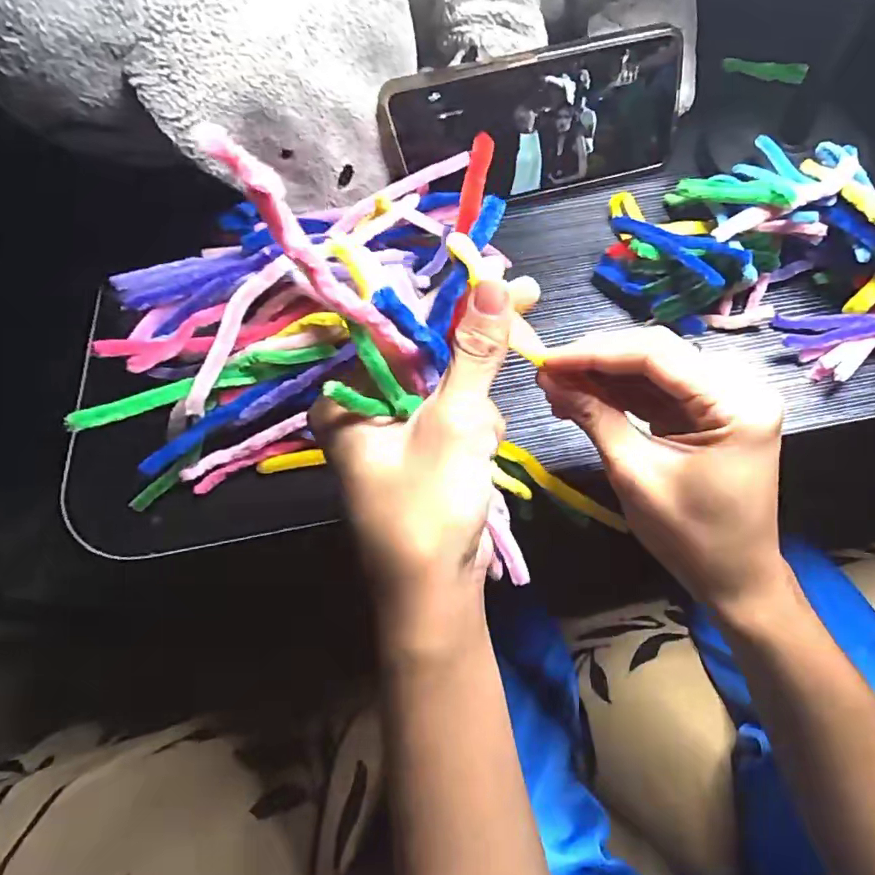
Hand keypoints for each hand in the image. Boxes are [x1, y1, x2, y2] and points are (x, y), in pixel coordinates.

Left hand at [312, 279, 512, 654]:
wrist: (437, 596)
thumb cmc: (430, 507)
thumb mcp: (455, 422)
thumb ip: (474, 352)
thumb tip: (493, 282)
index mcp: (348, 397)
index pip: (402, 327)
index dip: (452, 301)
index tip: (500, 278)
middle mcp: (365, 410)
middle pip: (430, 356)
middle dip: (473, 365)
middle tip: (526, 309)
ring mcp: (396, 434)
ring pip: (451, 389)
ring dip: (477, 409)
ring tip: (482, 444)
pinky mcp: (424, 454)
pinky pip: (456, 420)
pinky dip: (476, 431)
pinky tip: (482, 456)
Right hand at [537, 327, 790, 613]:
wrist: (734, 578)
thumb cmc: (691, 538)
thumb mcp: (637, 476)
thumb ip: (595, 418)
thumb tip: (550, 380)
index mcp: (738, 404)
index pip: (659, 357)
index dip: (597, 353)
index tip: (547, 360)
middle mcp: (741, 388)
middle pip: (659, 355)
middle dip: (600, 361)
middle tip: (549, 372)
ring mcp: (729, 397)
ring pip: (657, 369)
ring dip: (607, 376)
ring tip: (559, 385)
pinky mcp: (713, 410)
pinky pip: (662, 390)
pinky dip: (624, 393)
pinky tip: (587, 396)